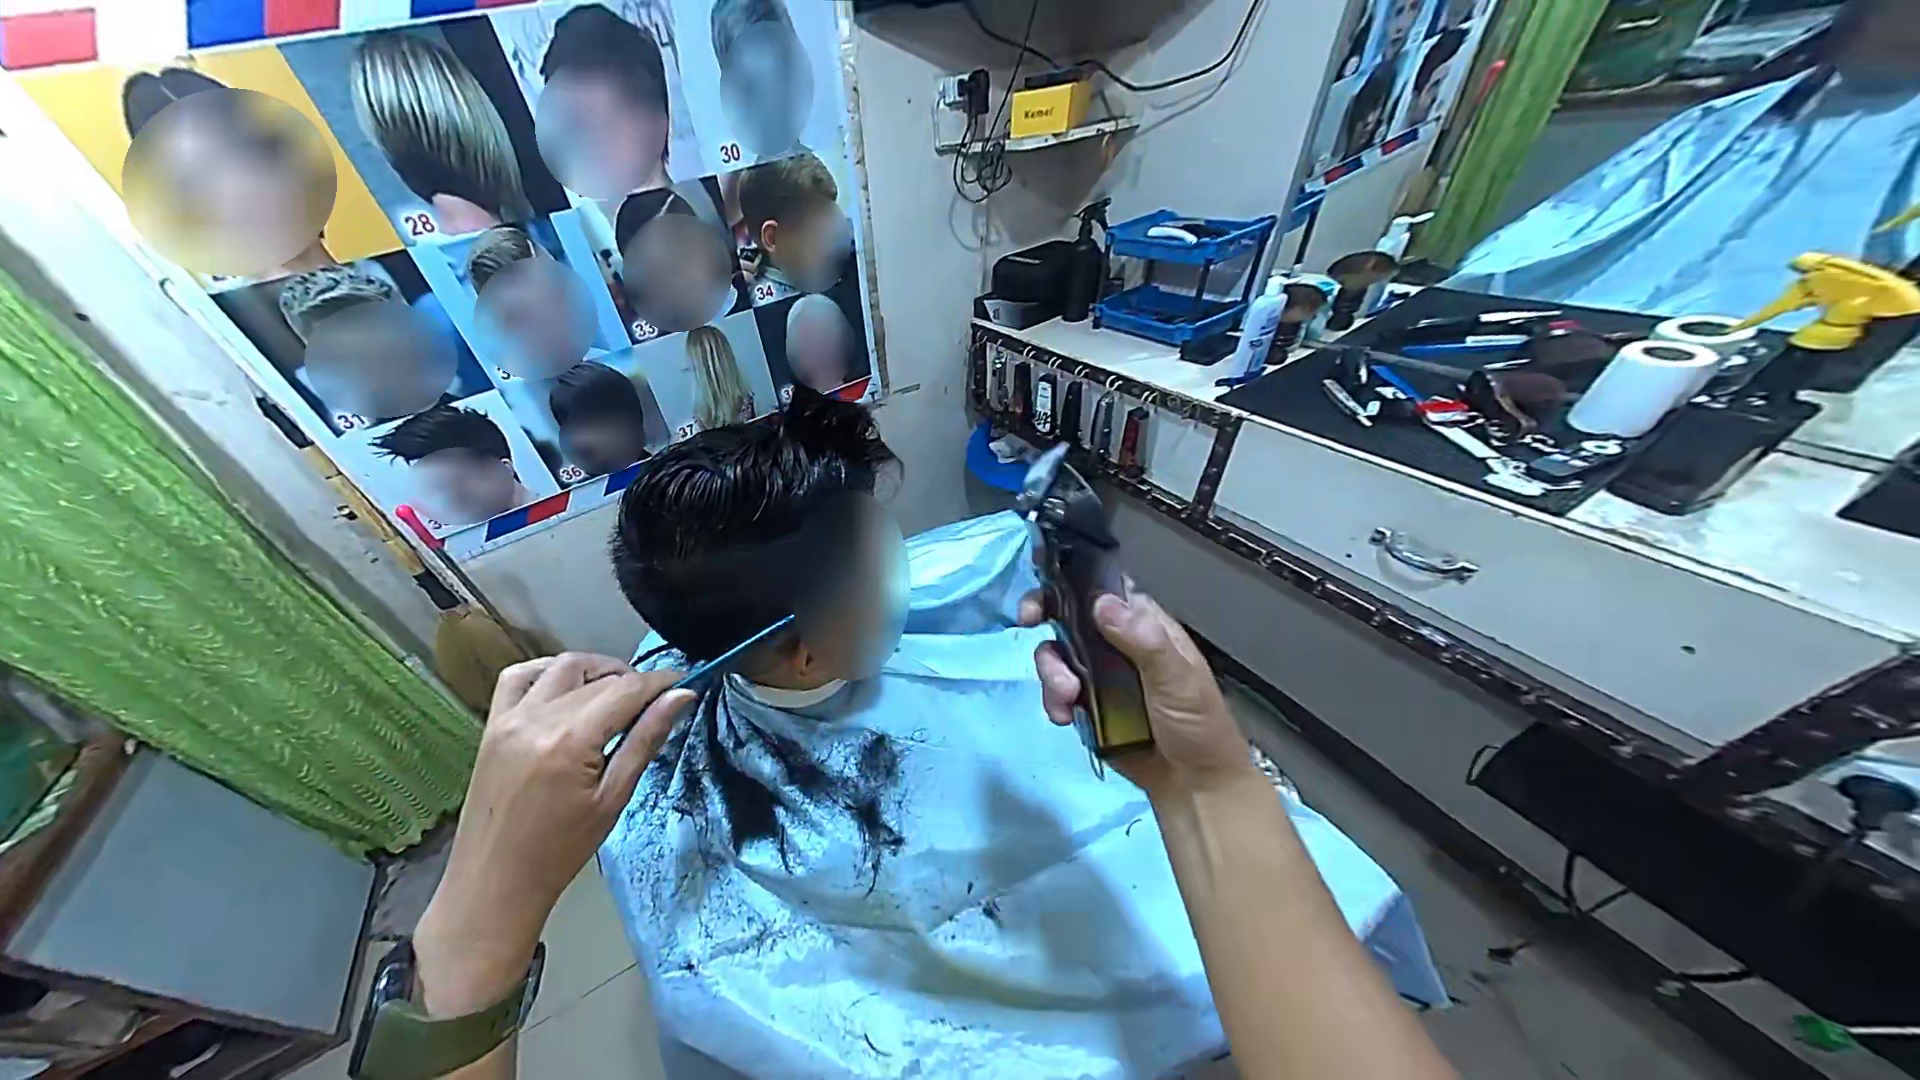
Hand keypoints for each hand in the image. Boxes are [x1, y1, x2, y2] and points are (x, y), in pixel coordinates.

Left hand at [413, 654, 692, 1015]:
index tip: (684, 685)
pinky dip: (549, 671)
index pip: (628, 688)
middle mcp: (537, 719)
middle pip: (601, 677)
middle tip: (655, 703)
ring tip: (617, 695)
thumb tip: (681, 695)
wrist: (494, 885)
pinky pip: (520, 676)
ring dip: (598, 670)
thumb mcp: (615, 796)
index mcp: (570, 740)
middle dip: (636, 682)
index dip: (662, 681)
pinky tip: (569, 689)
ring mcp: (509, 719)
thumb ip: (647, 738)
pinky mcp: (492, 726)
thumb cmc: (562, 849)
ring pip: (565, 666)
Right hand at [1020, 590, 1253, 795]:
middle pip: (1070, 616)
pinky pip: (1057, 691)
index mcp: (1144, 626)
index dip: (1071, 583)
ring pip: (1058, 654)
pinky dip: (1053, 700)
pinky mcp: (1086, 704)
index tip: (1047, 589)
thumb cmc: (1198, 726)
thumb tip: (1101, 603)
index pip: (1104, 590)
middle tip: (1028, 621)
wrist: (1193, 787)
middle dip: (1045, 614)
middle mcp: (1116, 643)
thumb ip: (1144, 641)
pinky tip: (1065, 717)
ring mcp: (1098, 674)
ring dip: (1051, 670)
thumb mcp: (1178, 680)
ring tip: (1067, 697)